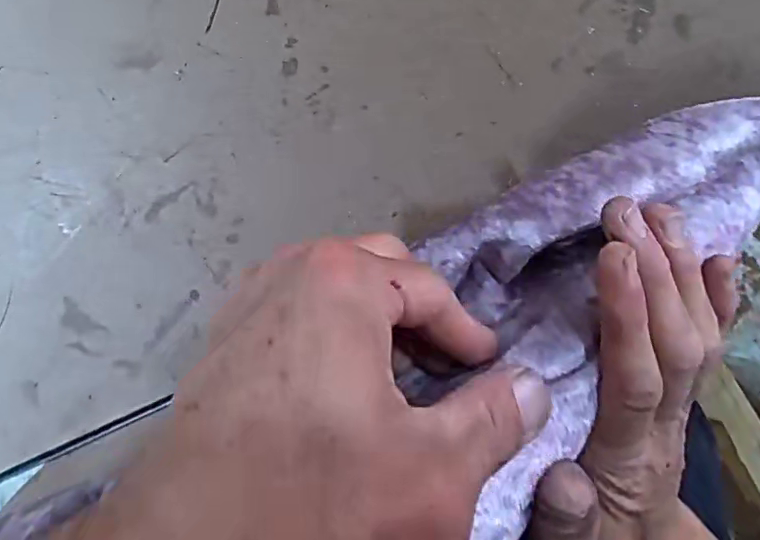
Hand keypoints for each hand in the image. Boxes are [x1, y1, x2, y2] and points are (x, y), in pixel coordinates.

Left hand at [80, 234, 552, 539]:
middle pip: (381, 266)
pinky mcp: (226, 330)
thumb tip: (533, 387)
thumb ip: (491, 422)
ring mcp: (254, 293)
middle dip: (419, 310)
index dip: (466, 329)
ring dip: (374, 317)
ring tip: (394, 374)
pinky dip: (329, 327)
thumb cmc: (314, 493)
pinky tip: (333, 384)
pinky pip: (296, 304)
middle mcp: (296, 266)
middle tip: (442, 363)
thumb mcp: (427, 472)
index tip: (486, 364)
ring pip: (336, 281)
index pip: (428, 287)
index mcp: (344, 277)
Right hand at [528, 198, 737, 539]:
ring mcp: (684, 410)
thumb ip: (563, 521)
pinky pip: (715, 348)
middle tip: (624, 210)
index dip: (629, 315)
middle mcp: (667, 427)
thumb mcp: (559, 539)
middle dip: (657, 272)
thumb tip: (566, 479)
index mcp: (627, 458)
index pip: (637, 380)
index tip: (613, 253)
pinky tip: (720, 259)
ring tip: (659, 211)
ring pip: (702, 338)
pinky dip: (720, 301)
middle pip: (678, 347)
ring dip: (683, 269)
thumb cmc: (585, 530)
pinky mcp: (686, 396)